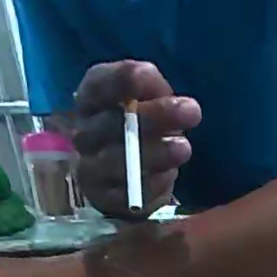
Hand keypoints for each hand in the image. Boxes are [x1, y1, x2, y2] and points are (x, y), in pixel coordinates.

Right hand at [72, 60, 201, 217]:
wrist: (134, 178)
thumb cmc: (144, 128)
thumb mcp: (150, 101)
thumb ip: (154, 91)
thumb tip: (165, 92)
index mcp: (91, 101)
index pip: (99, 85)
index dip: (122, 80)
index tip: (149, 75)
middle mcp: (84, 134)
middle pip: (110, 124)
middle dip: (153, 116)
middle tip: (192, 111)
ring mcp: (90, 171)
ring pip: (117, 161)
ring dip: (154, 153)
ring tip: (184, 147)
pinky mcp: (105, 201)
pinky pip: (128, 194)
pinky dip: (152, 184)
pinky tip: (169, 176)